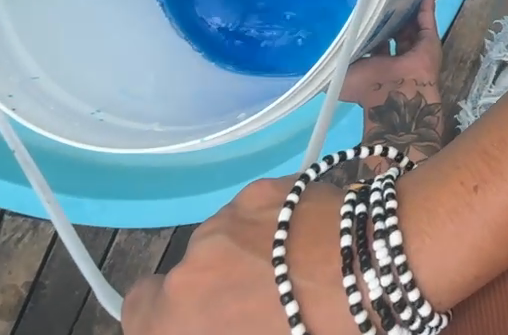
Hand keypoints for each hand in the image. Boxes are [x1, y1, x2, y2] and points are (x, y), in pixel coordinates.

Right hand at [124, 178, 352, 333]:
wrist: (369, 271)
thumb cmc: (311, 331)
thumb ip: (219, 329)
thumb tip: (220, 320)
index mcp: (177, 316)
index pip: (138, 310)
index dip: (163, 317)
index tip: (196, 322)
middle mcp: (193, 261)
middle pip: (189, 272)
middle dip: (215, 283)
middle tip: (260, 297)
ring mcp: (230, 216)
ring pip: (224, 235)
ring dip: (244, 248)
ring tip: (290, 264)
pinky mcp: (267, 186)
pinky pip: (256, 209)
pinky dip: (273, 221)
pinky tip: (305, 235)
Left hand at [341, 0, 441, 107]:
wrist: (395, 95)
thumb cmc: (366, 86)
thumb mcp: (340, 75)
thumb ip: (333, 61)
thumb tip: (323, 47)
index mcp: (375, 65)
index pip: (375, 40)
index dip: (371, 25)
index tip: (367, 7)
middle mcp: (395, 57)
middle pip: (395, 30)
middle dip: (391, 15)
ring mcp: (414, 49)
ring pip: (412, 24)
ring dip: (409, 8)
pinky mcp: (429, 42)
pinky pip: (428, 20)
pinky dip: (427, 5)